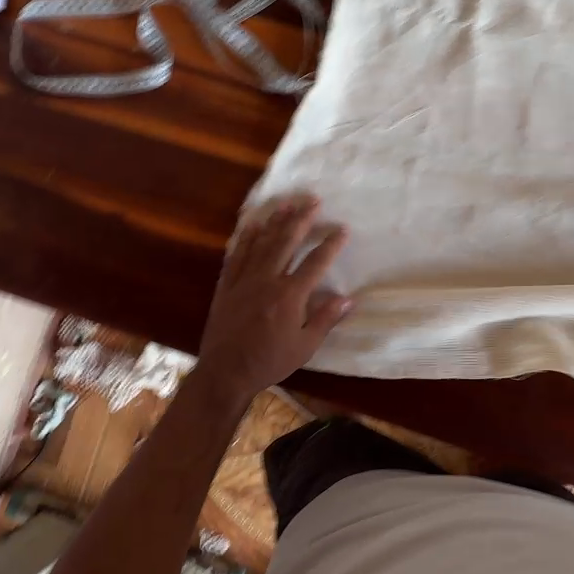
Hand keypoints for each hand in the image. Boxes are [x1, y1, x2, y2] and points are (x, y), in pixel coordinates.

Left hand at [197, 195, 352, 400]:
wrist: (225, 371)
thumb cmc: (269, 362)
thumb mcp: (304, 347)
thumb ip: (325, 320)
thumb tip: (348, 299)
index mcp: (290, 295)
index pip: (315, 263)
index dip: (330, 244)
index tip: (342, 229)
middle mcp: (267, 280)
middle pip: (286, 242)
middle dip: (302, 220)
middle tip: (313, 202)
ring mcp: (244, 280)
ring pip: (261, 243)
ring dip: (275, 222)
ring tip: (286, 205)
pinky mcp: (226, 285)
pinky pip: (237, 255)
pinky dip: (246, 238)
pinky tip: (253, 226)